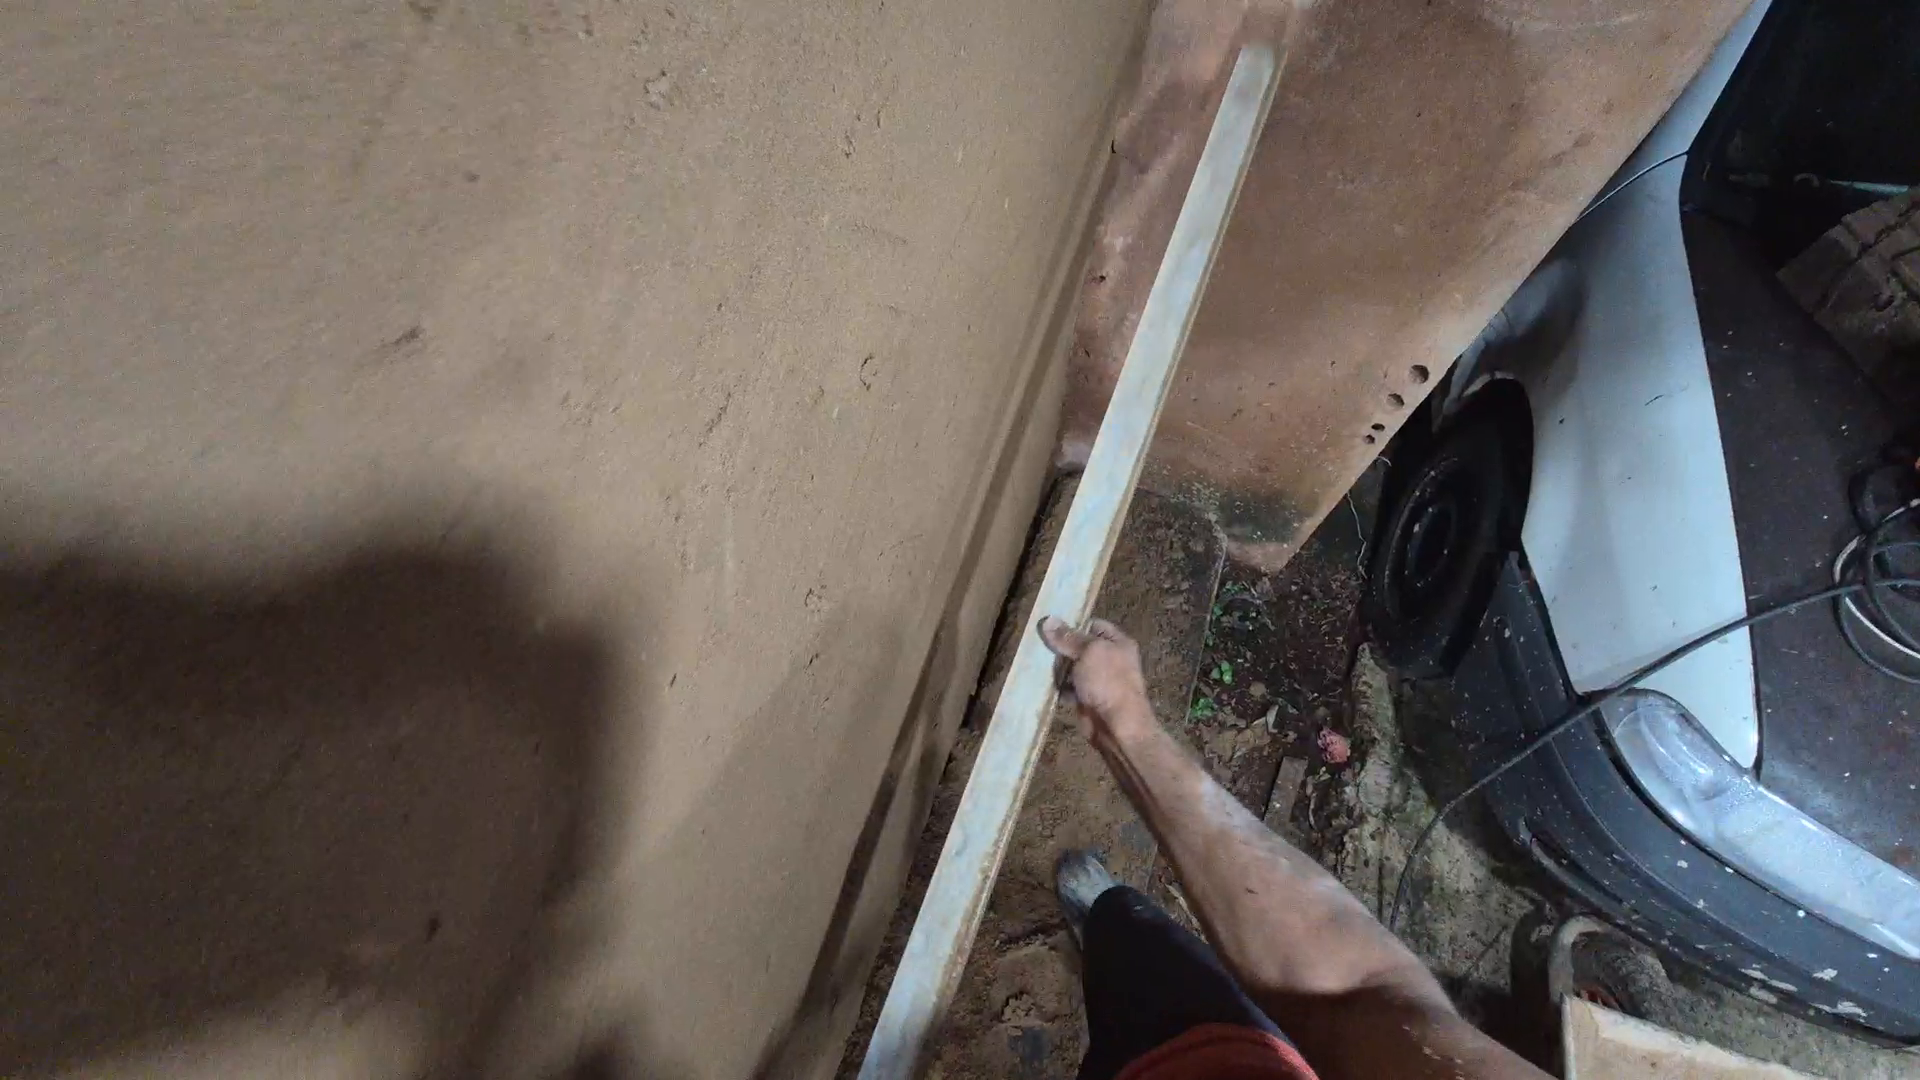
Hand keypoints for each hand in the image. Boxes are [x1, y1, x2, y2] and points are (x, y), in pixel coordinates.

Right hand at [1037, 616, 1154, 738]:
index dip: (1074, 625)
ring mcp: (1098, 680)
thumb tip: (1048, 620)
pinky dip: (1059, 686)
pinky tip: (1045, 683)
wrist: (1117, 726)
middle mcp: (1110, 659)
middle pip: (1079, 646)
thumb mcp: (1088, 652)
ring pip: (1072, 667)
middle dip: (1061, 648)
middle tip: (1039, 645)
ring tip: (1037, 663)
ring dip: (1057, 668)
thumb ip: (1068, 637)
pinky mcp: (1087, 698)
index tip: (1050, 626)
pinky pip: (1069, 687)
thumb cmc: (1108, 682)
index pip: (1093, 625)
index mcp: (1118, 643)